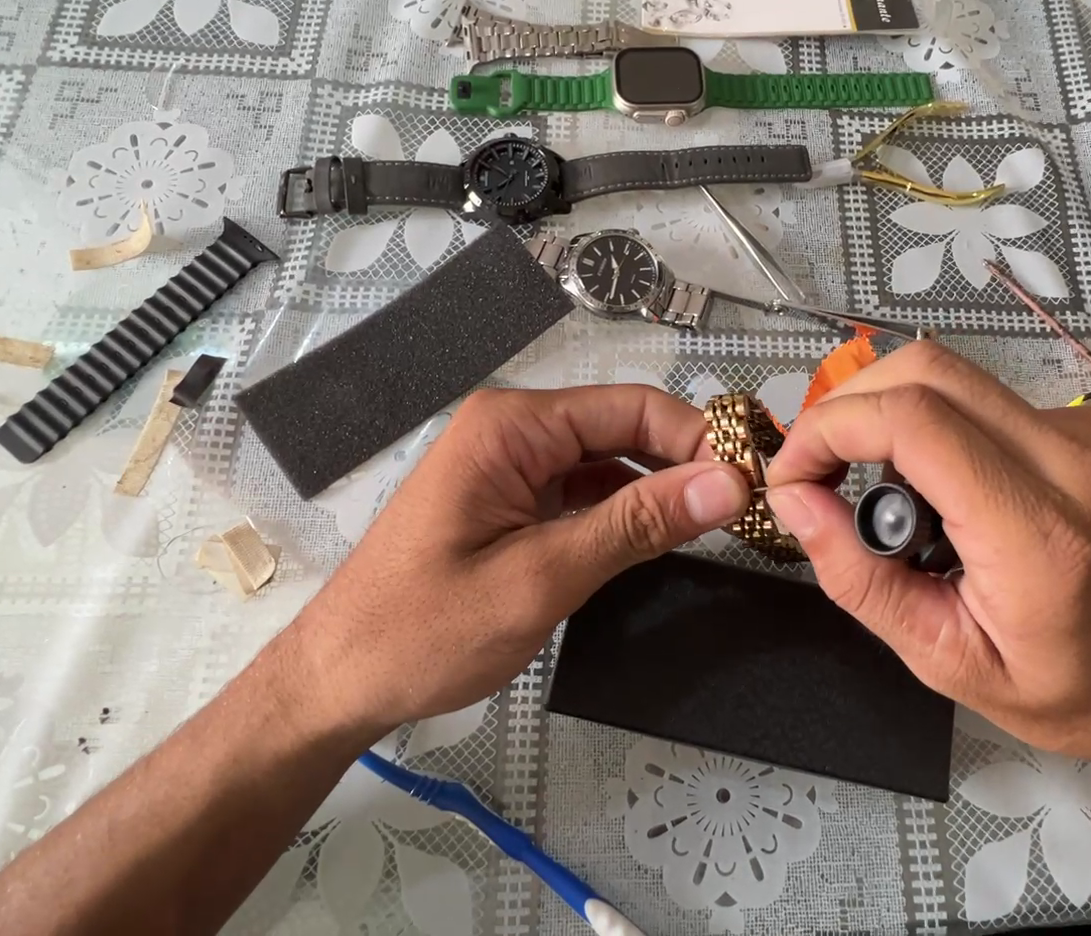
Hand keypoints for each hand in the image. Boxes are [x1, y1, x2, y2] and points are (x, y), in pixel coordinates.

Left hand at [287, 385, 749, 737]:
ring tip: (716, 523)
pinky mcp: (510, 503)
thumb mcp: (541, 578)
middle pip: (621, 429)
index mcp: (511, 426)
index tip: (752, 481)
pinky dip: (623, 512)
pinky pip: (583, 492)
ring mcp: (509, 467)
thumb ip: (635, 525)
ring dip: (657, 489)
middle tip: (745, 508)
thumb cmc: (424, 630)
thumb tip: (726, 484)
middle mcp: (512, 431)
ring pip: (607, 462)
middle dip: (683, 462)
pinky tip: (657, 537)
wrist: (338, 681)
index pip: (630, 408)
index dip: (698, 438)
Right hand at [761, 341, 1090, 773]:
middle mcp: (1074, 461)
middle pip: (926, 369)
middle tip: (817, 467)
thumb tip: (795, 499)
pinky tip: (936, 490)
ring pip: (947, 374)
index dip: (830, 428)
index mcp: (1042, 537)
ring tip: (882, 494)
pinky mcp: (1085, 423)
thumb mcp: (943, 659)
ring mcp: (1087, 432)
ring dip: (883, 416)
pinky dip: (927, 428)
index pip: (915, 422)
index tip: (792, 473)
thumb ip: (859, 578)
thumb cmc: (1067, 690)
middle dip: (846, 404)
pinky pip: (977, 396)